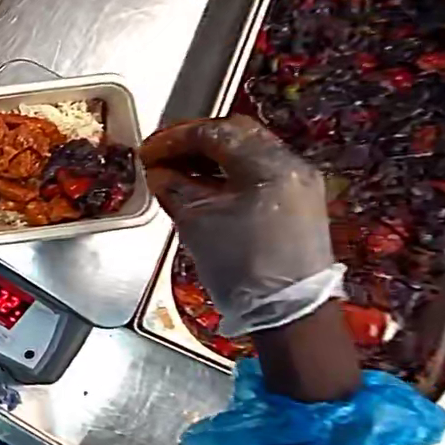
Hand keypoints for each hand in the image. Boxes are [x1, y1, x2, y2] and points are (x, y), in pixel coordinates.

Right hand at [140, 116, 342, 336]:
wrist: (289, 312)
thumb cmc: (240, 264)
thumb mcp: (194, 221)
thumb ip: (172, 187)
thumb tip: (158, 171)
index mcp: (267, 166)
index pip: (213, 132)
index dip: (173, 138)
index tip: (146, 152)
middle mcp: (289, 165)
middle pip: (235, 133)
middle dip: (193, 140)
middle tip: (161, 153)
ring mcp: (298, 182)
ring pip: (247, 150)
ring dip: (209, 154)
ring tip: (177, 169)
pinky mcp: (298, 201)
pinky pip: (257, 170)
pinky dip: (226, 170)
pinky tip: (202, 185)